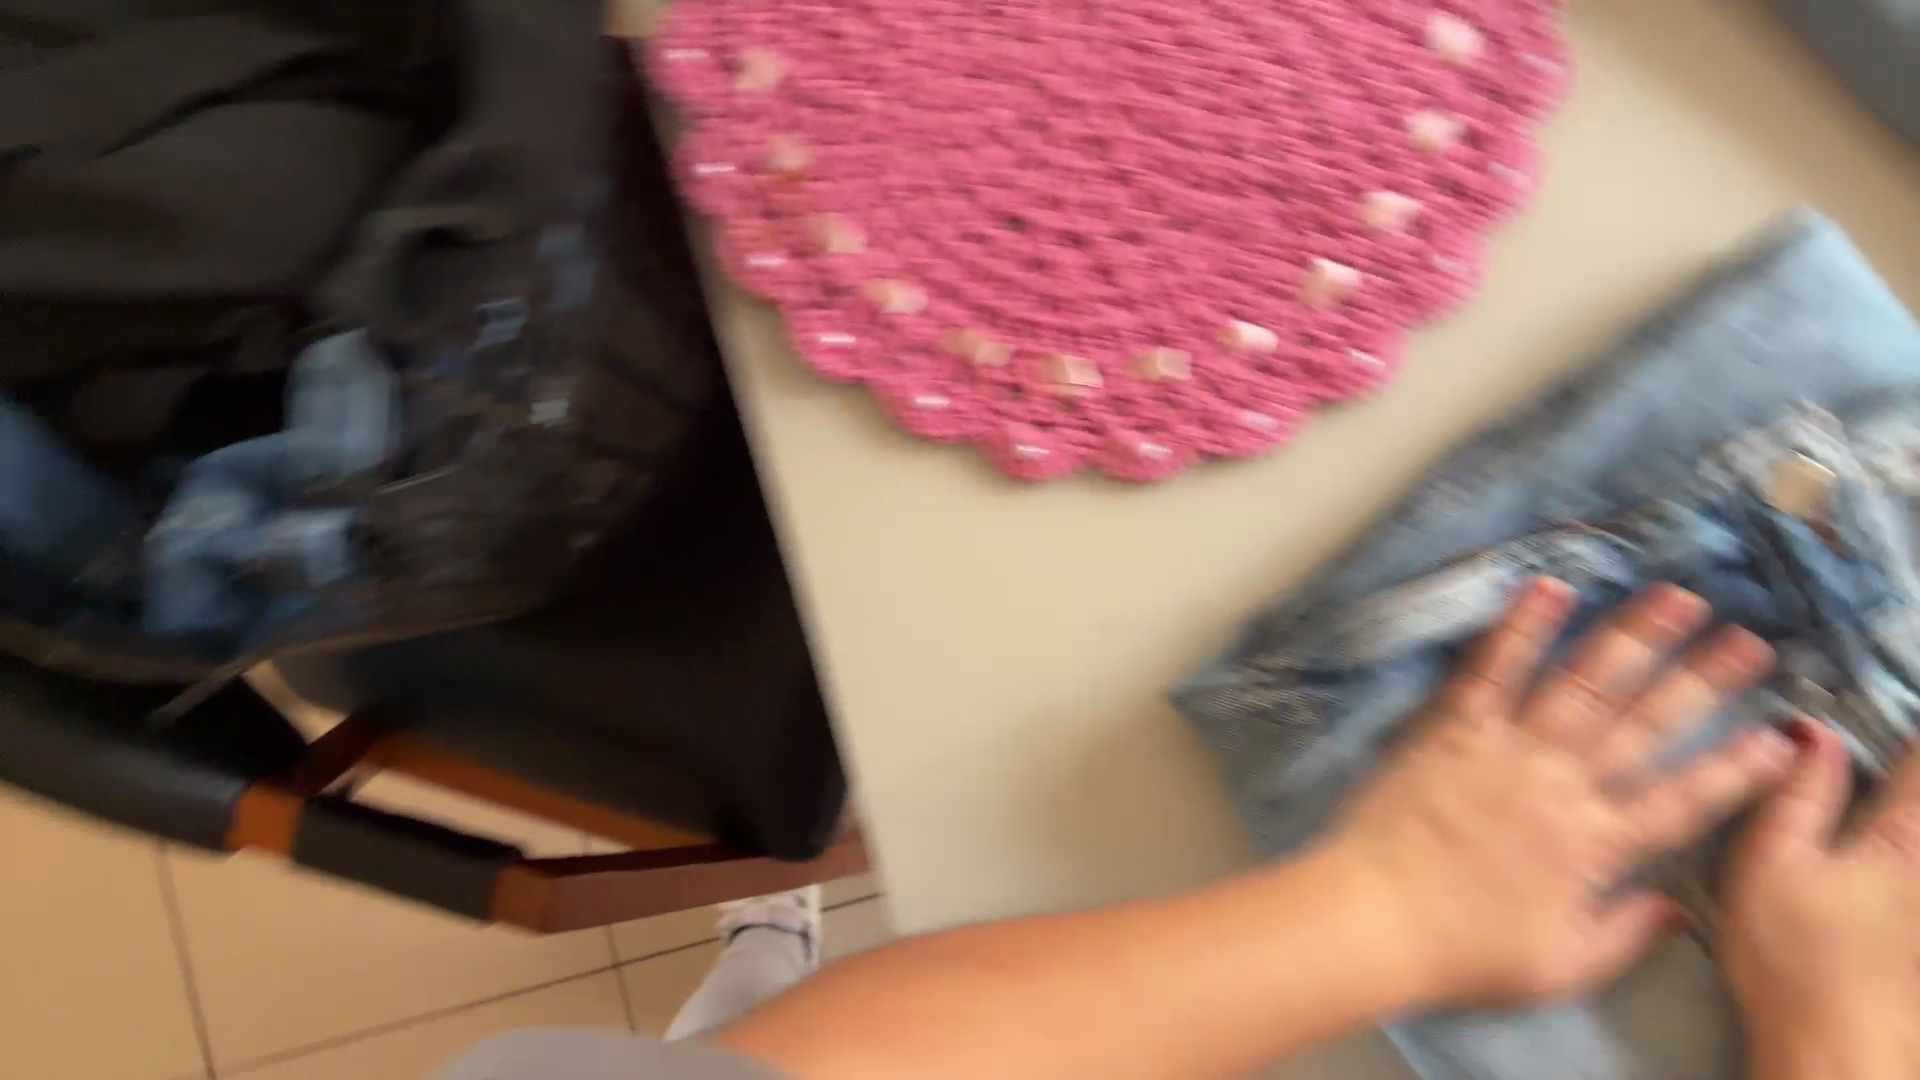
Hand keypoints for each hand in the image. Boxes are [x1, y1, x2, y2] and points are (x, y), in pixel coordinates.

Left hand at [1329, 578, 1792, 1007]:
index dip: (1736, 770)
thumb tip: (1674, 909)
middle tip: (1747, 638)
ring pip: (1577, 685)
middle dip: (1699, 680)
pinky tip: (1546, 590)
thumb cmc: (1463, 948)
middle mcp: (1558, 786)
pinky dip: (1518, 629)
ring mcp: (1502, 750)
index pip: (1684, 801)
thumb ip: (1624, 932)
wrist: (1376, 913)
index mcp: (1595, 846)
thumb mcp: (1563, 964)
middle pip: (1641, 726)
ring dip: (1627, 637)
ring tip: (1674, 597)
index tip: (1781, 736)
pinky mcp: (1448, 730)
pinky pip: (1487, 672)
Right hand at [1721, 718, 1919, 1078]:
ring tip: (1904, 788)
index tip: (1911, 690)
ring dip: (1915, 799)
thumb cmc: (1788, 948)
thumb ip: (1793, 797)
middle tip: (1908, 720)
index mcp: (1898, 842)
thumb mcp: (1769, 863)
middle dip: (1919, 767)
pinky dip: (1912, 823)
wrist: (1838, 1042)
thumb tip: (1807, 735)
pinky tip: (1900, 822)